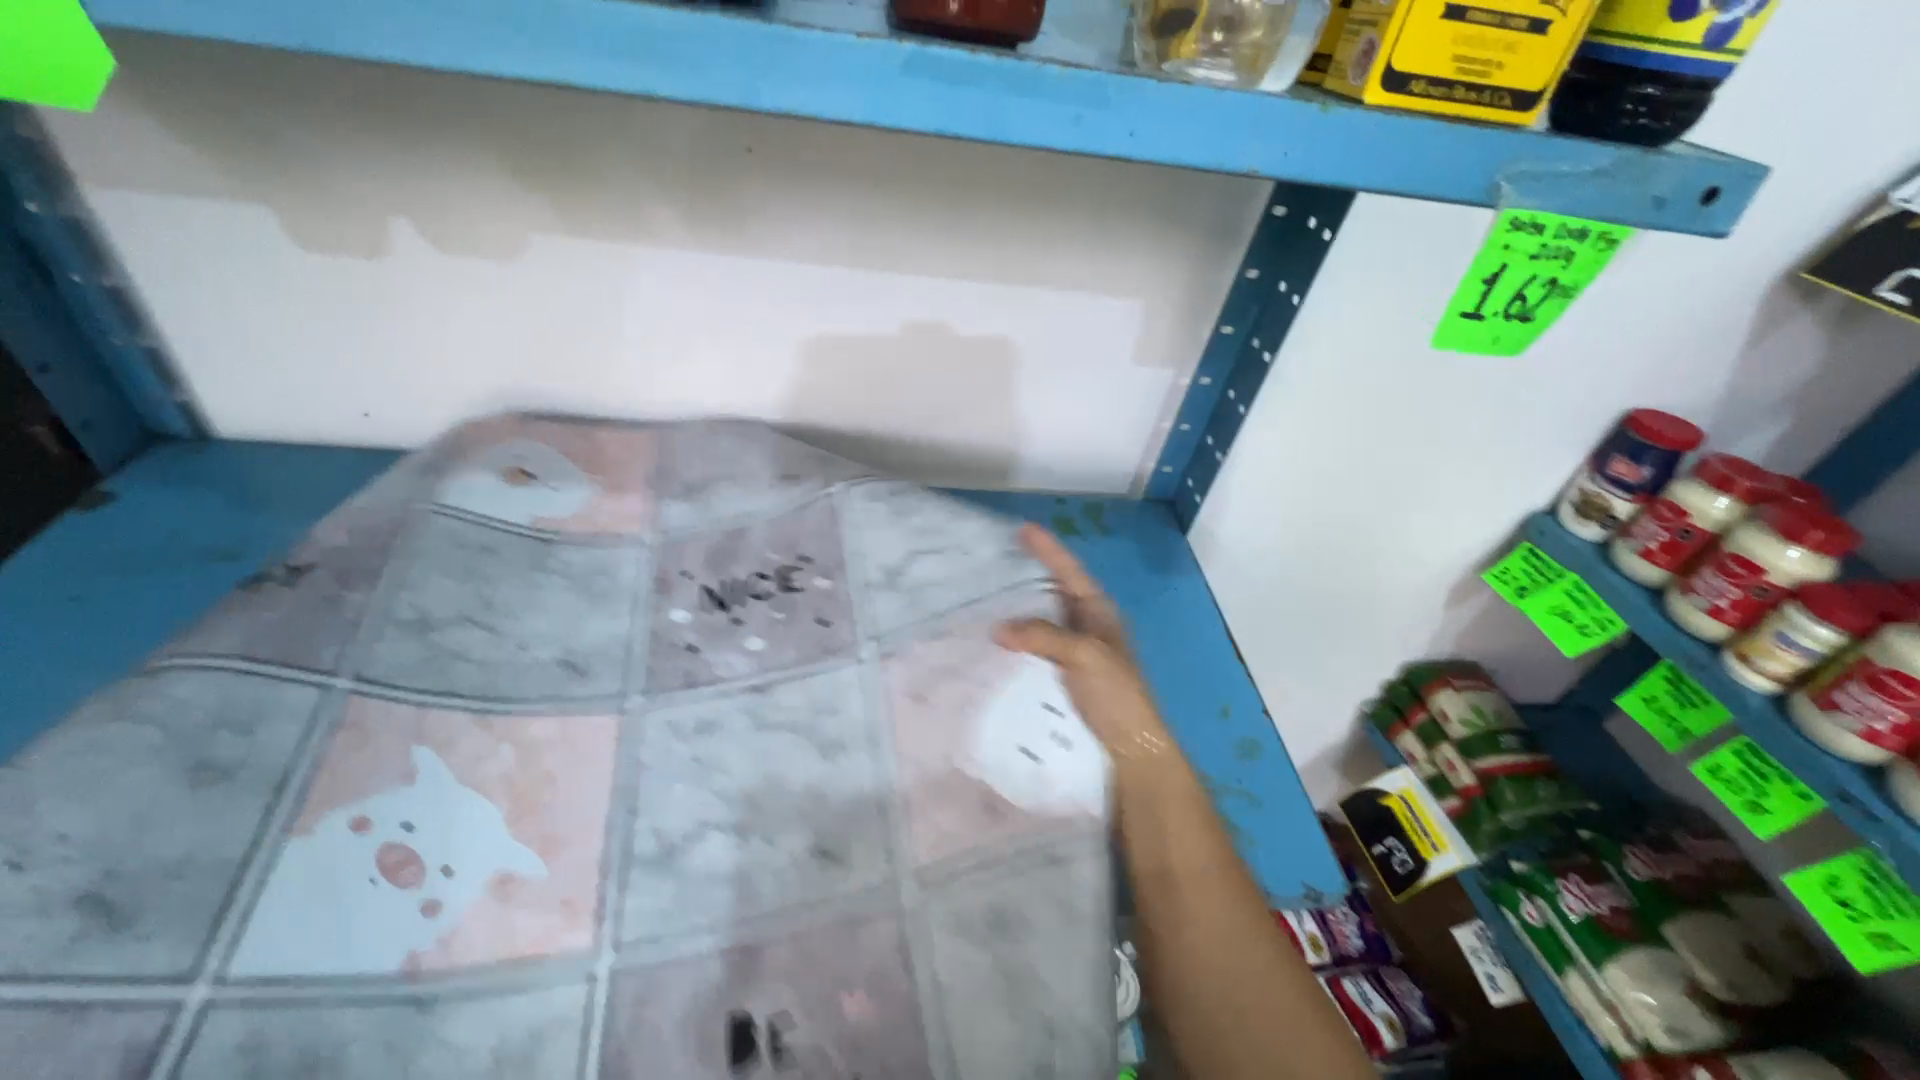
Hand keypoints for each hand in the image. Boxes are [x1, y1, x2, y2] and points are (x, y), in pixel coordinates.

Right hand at [993, 525, 1177, 771]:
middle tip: (992, 563)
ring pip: (1039, 623)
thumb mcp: (1085, 656)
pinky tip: (990, 645)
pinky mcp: (1060, 678)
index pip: (1070, 573)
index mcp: (1099, 614)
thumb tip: (998, 628)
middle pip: (1052, 594)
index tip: (1024, 529)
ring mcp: (1073, 654)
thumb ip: (1043, 637)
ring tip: (981, 600)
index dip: (1049, 551)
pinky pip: (1033, 651)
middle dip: (1025, 578)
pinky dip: (1014, 644)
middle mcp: (1086, 628)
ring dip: (1015, 613)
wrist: (1130, 748)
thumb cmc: (1117, 695)